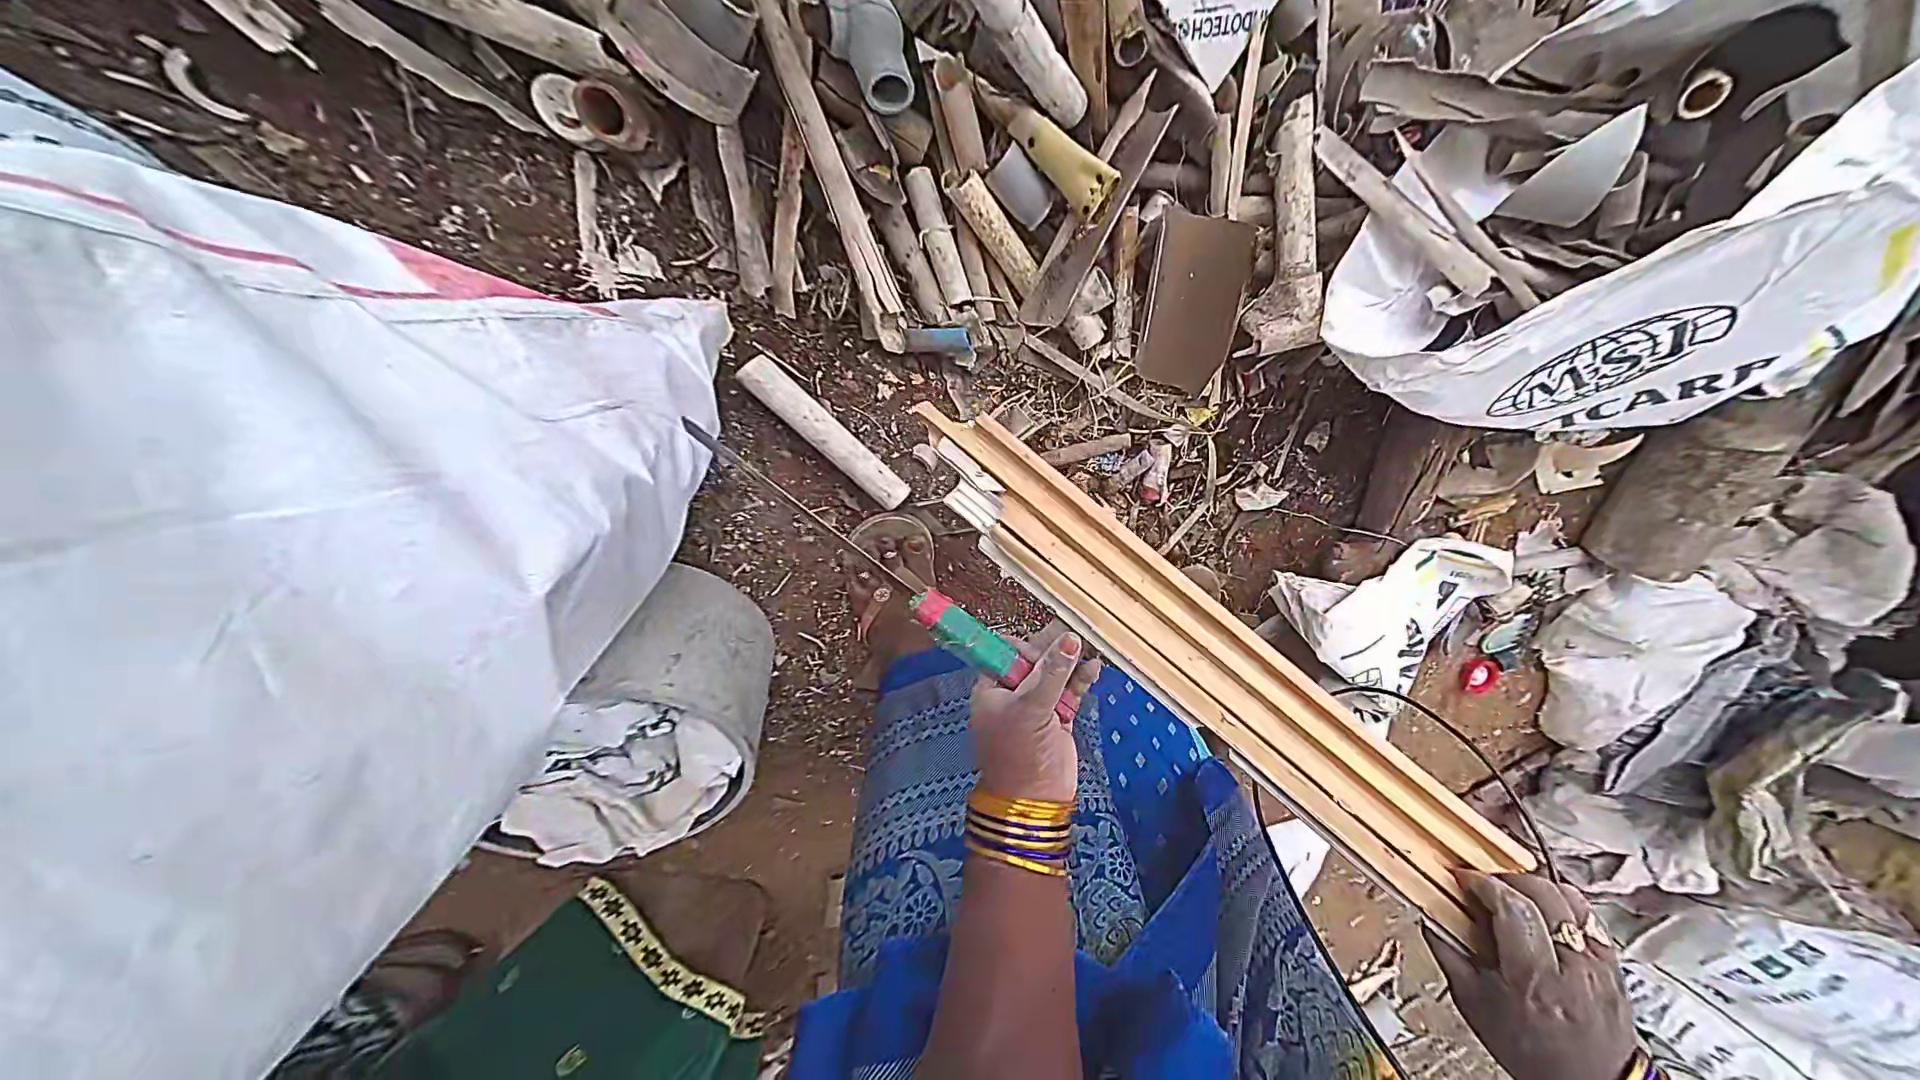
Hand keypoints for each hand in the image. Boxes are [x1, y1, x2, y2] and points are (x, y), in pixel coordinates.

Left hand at [969, 630, 1100, 802]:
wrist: (1035, 800)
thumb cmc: (1020, 752)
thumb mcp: (1031, 708)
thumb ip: (1052, 672)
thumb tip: (1070, 639)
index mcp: (992, 689)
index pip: (1005, 654)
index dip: (1025, 644)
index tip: (1047, 638)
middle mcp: (1012, 694)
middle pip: (1034, 661)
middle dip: (1054, 647)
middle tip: (1075, 628)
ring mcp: (1036, 706)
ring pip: (1055, 674)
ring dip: (1071, 661)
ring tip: (1090, 642)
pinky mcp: (1058, 717)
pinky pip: (1070, 691)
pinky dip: (1081, 679)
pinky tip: (1093, 667)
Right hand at [1424, 870, 1637, 1079]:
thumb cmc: (1532, 1051)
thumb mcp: (1473, 1002)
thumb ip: (1447, 952)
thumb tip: (1428, 914)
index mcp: (1532, 977)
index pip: (1512, 906)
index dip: (1482, 882)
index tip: (1464, 878)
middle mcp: (1572, 968)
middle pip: (1543, 893)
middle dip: (1506, 877)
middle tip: (1485, 883)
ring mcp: (1599, 965)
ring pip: (1570, 898)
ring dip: (1535, 886)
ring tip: (1513, 894)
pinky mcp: (1613, 965)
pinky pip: (1589, 916)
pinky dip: (1562, 903)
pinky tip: (1543, 910)